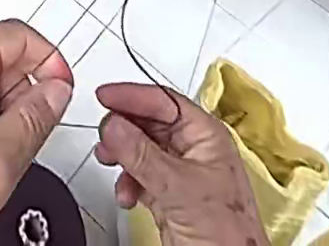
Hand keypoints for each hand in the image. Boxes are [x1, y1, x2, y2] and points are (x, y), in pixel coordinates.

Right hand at [94, 83, 264, 245]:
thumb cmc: (225, 235)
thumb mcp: (178, 187)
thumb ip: (142, 155)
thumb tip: (114, 123)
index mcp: (205, 135)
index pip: (165, 102)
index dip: (134, 95)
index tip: (106, 95)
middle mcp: (194, 150)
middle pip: (153, 123)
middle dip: (125, 126)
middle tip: (103, 129)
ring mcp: (183, 175)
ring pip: (145, 151)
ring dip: (124, 154)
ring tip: (108, 158)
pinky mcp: (172, 200)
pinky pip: (143, 178)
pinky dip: (129, 182)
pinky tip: (125, 192)